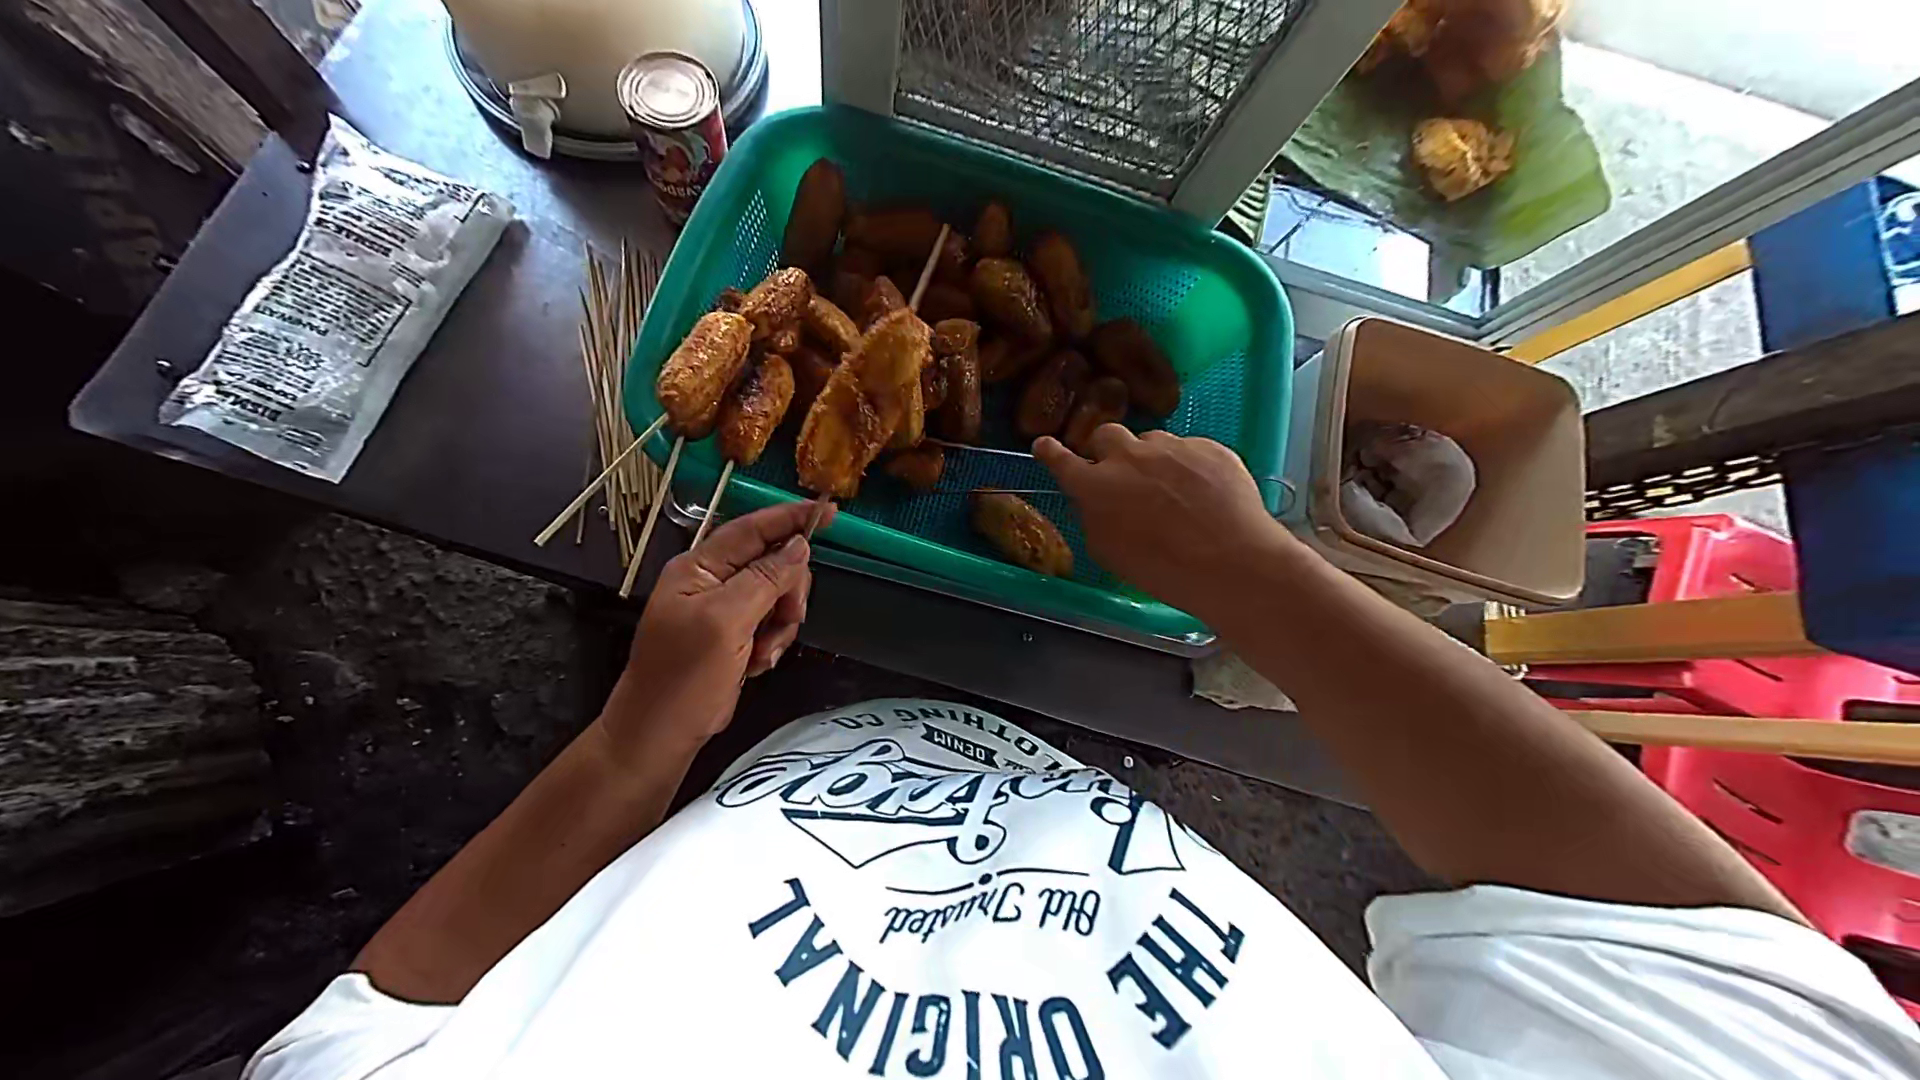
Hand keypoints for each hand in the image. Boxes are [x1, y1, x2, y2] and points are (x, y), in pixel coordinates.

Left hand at [603, 500, 834, 761]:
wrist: (661, 733)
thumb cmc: (684, 675)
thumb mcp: (726, 622)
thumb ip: (766, 579)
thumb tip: (800, 546)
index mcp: (700, 567)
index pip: (752, 529)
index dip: (791, 518)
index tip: (829, 511)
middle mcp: (714, 581)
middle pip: (775, 564)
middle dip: (788, 592)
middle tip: (787, 617)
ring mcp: (727, 608)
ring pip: (781, 595)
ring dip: (781, 624)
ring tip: (763, 652)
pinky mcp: (737, 634)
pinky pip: (774, 622)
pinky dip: (773, 642)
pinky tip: (757, 662)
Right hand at [1034, 427, 1294, 612]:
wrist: (1230, 561)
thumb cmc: (1160, 568)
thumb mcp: (1108, 551)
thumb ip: (1094, 516)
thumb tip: (1095, 501)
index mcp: (1094, 486)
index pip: (1060, 460)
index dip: (1051, 452)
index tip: (1045, 445)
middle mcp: (1127, 456)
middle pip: (1106, 434)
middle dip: (1107, 450)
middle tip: (1120, 473)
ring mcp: (1170, 447)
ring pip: (1150, 442)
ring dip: (1150, 459)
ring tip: (1171, 491)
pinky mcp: (1208, 446)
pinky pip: (1188, 449)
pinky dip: (1188, 467)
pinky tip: (1202, 494)